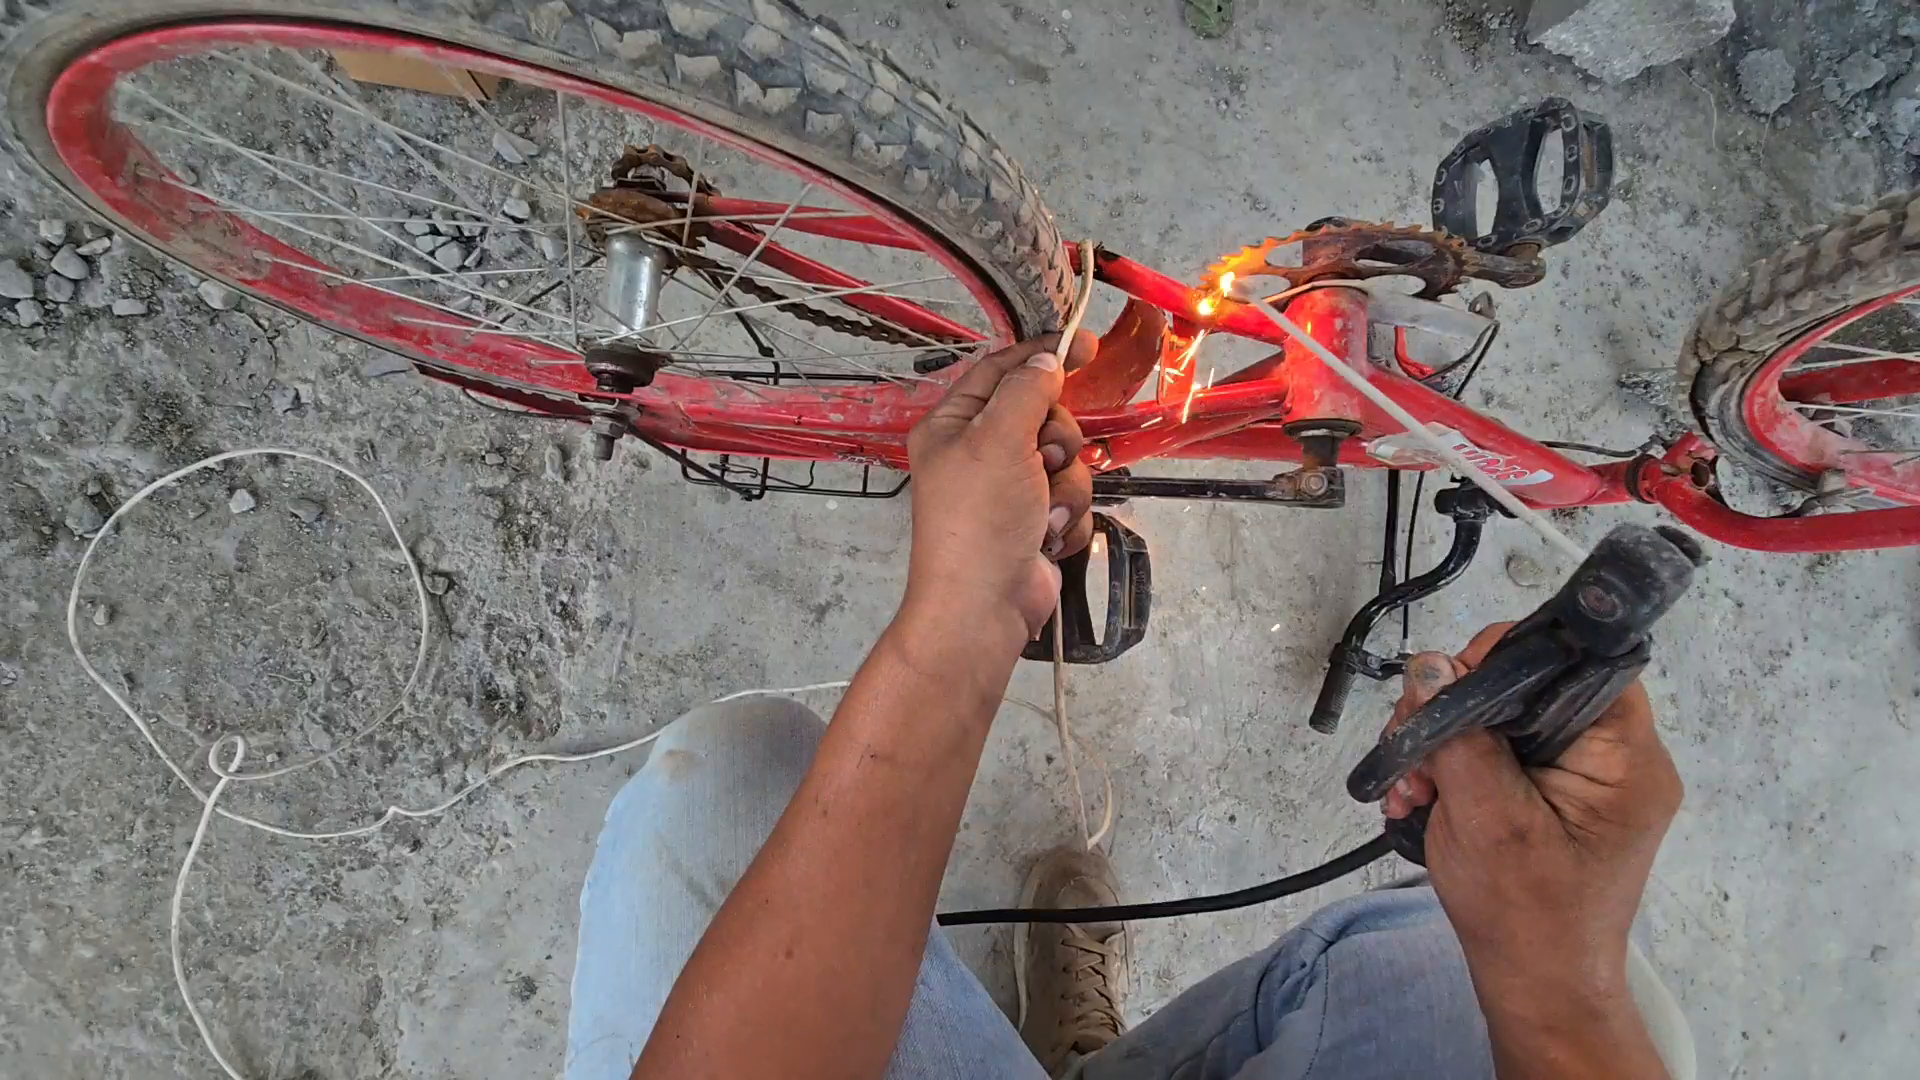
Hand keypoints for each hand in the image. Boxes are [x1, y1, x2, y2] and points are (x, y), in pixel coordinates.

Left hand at [902, 331, 1096, 645]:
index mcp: (954, 425)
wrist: (985, 607)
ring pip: (1067, 461)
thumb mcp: (997, 440)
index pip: (1002, 370)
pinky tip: (1046, 539)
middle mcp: (980, 452)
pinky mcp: (1036, 521)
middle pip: (1044, 415)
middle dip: (1057, 441)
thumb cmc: (980, 518)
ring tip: (1042, 515)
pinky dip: (1066, 519)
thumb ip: (1026, 391)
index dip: (1044, 355)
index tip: (1088, 345)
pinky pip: (1071, 499)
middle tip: (1044, 462)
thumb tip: (1047, 360)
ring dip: (1065, 488)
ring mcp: (1011, 489)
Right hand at [1381, 625, 1682, 1026]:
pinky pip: (1481, 745)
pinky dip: (1440, 762)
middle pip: (1519, 686)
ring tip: (1408, 783)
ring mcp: (1567, 772)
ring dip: (1433, 738)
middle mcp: (1602, 755)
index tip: (1449, 679)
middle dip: (1450, 706)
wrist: (1531, 979)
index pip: (1581, 665)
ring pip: (1489, 713)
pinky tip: (1414, 792)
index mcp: (1621, 759)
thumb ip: (1458, 735)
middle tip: (1408, 743)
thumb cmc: (1524, 907)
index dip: (1513, 654)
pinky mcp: (1534, 786)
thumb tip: (1428, 664)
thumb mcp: (1487, 817)